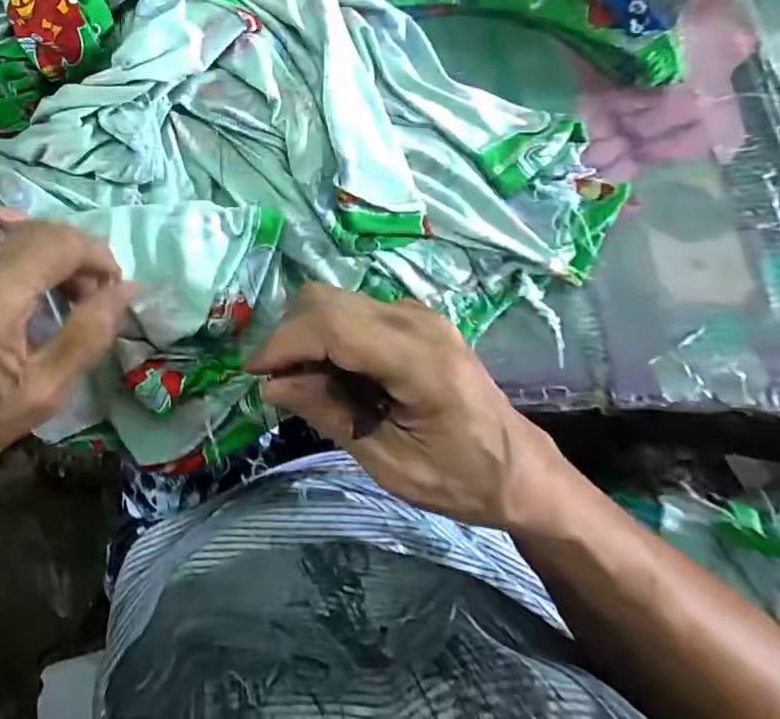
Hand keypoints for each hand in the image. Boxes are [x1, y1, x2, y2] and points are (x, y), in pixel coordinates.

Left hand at [0, 205, 136, 548]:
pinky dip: (2, 224)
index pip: (60, 245)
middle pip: (41, 232)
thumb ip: (90, 332)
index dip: (96, 257)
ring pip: (14, 227)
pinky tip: (20, 248)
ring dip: (49, 247)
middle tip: (91, 297)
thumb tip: (128, 288)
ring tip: (60, 288)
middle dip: (78, 256)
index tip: (114, 287)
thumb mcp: (48, 389)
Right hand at [246, 284, 579, 531]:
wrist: (524, 470)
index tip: (255, 374)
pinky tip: (331, 371)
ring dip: (303, 333)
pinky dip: (323, 332)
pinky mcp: (409, 315)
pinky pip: (347, 308)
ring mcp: (415, 313)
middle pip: (324, 300)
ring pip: (330, 298)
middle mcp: (417, 322)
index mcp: (421, 362)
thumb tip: (272, 385)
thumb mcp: (391, 465)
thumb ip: (330, 416)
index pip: (333, 325)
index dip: (284, 342)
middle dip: (287, 336)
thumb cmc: (463, 479)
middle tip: (279, 381)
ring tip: (306, 380)